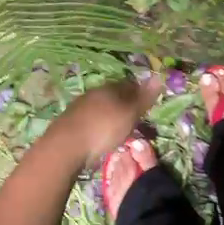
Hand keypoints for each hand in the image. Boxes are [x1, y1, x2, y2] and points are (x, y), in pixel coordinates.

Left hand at [43, 77, 162, 169]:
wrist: (64, 147)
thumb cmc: (103, 129)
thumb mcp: (129, 114)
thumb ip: (143, 98)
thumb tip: (159, 77)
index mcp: (110, 88)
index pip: (129, 85)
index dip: (139, 93)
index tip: (146, 104)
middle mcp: (94, 93)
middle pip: (113, 95)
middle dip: (123, 104)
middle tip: (133, 118)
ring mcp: (79, 107)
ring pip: (100, 107)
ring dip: (109, 116)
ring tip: (117, 130)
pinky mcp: (69, 123)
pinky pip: (89, 120)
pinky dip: (96, 125)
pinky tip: (98, 137)